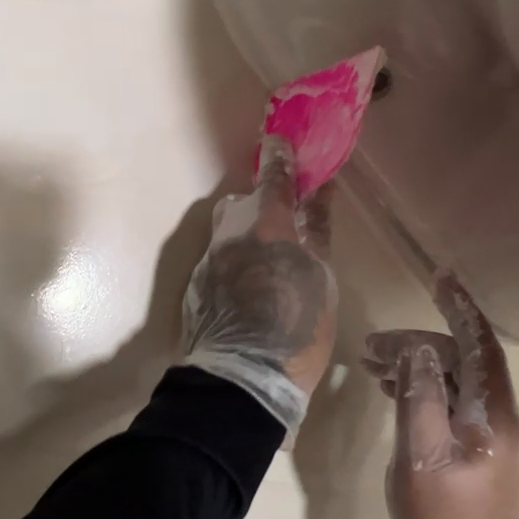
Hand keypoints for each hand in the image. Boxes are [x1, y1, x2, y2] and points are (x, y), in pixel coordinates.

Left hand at [181, 135, 336, 433]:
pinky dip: (235, 262)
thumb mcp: (321, 280)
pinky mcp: (197, 283)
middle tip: (283, 223)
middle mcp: (230, 233)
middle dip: (262, 205)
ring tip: (267, 259)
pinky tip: (249, 287)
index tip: (279, 141)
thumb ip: (314, 235)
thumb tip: (312, 202)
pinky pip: (218, 259)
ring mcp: (209, 259)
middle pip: (244, 203)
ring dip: (246, 234)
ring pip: (227, 231)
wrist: (242, 377)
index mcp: (265, 224)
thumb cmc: (297, 329)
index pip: (274, 177)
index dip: (280, 158)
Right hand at [365, 274, 518, 518]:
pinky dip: (427, 393)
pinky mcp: (486, 456)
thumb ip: (420, 395)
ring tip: (373, 368)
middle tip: (371, 347)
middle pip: (464, 364)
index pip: (481, 346)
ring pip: (458, 386)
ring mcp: (498, 440)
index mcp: (495, 416)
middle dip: (419, 346)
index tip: (439, 277)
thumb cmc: (441, 516)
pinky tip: (397, 394)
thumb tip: (420, 349)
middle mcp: (505, 421)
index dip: (460, 308)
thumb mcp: (420, 453)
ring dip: (420, 370)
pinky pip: (457, 407)